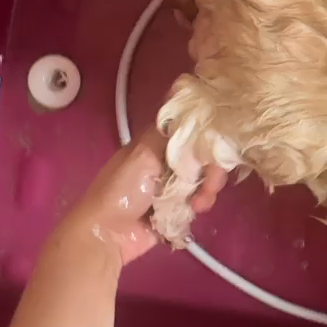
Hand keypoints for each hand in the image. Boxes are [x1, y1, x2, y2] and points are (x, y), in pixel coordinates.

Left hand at [62, 134, 227, 263]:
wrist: (107, 236)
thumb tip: (182, 91)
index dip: (207, 134)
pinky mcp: (176, 207)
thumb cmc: (121, 191)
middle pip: (203, 155)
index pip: (190, 129)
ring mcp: (173, 185)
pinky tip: (196, 210)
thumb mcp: (143, 154)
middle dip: (212, 168)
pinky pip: (199, 200)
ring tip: (199, 203)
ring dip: (208, 189)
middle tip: (211, 182)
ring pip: (204, 178)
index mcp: (156, 143)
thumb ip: (168, 132)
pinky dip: (202, 204)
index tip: (218, 144)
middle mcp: (166, 160)